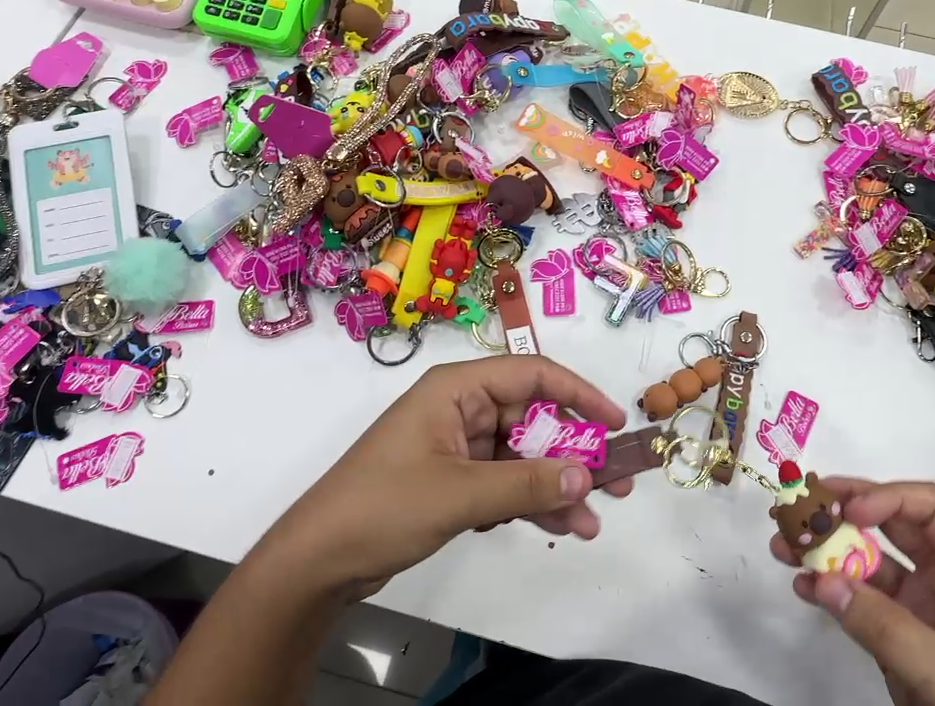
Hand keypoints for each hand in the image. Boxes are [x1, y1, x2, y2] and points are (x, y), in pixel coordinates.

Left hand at [258, 355, 632, 598]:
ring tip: (592, 523)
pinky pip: (505, 482)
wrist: (318, 561)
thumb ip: (526, 484)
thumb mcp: (460, 495)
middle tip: (616, 484)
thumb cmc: (383, 507)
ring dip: (556, 486)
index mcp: (456, 389)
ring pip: (522, 456)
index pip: (531, 374)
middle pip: (532, 418)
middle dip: (573, 452)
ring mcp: (457, 446)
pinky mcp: (453, 479)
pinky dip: (530, 503)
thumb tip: (586, 475)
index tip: (615, 424)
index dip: (578, 394)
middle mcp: (461, 408)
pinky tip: (560, 528)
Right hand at [771, 480, 934, 705]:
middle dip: (845, 511)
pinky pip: (859, 600)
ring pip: (870, 559)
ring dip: (827, 548)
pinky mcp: (899, 636)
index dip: (889, 498)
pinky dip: (828, 589)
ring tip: (784, 543)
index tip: (846, 509)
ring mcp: (923, 608)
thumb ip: (887, 628)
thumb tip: (821, 579)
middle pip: (895, 525)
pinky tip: (801, 586)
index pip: (934, 511)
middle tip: (801, 506)